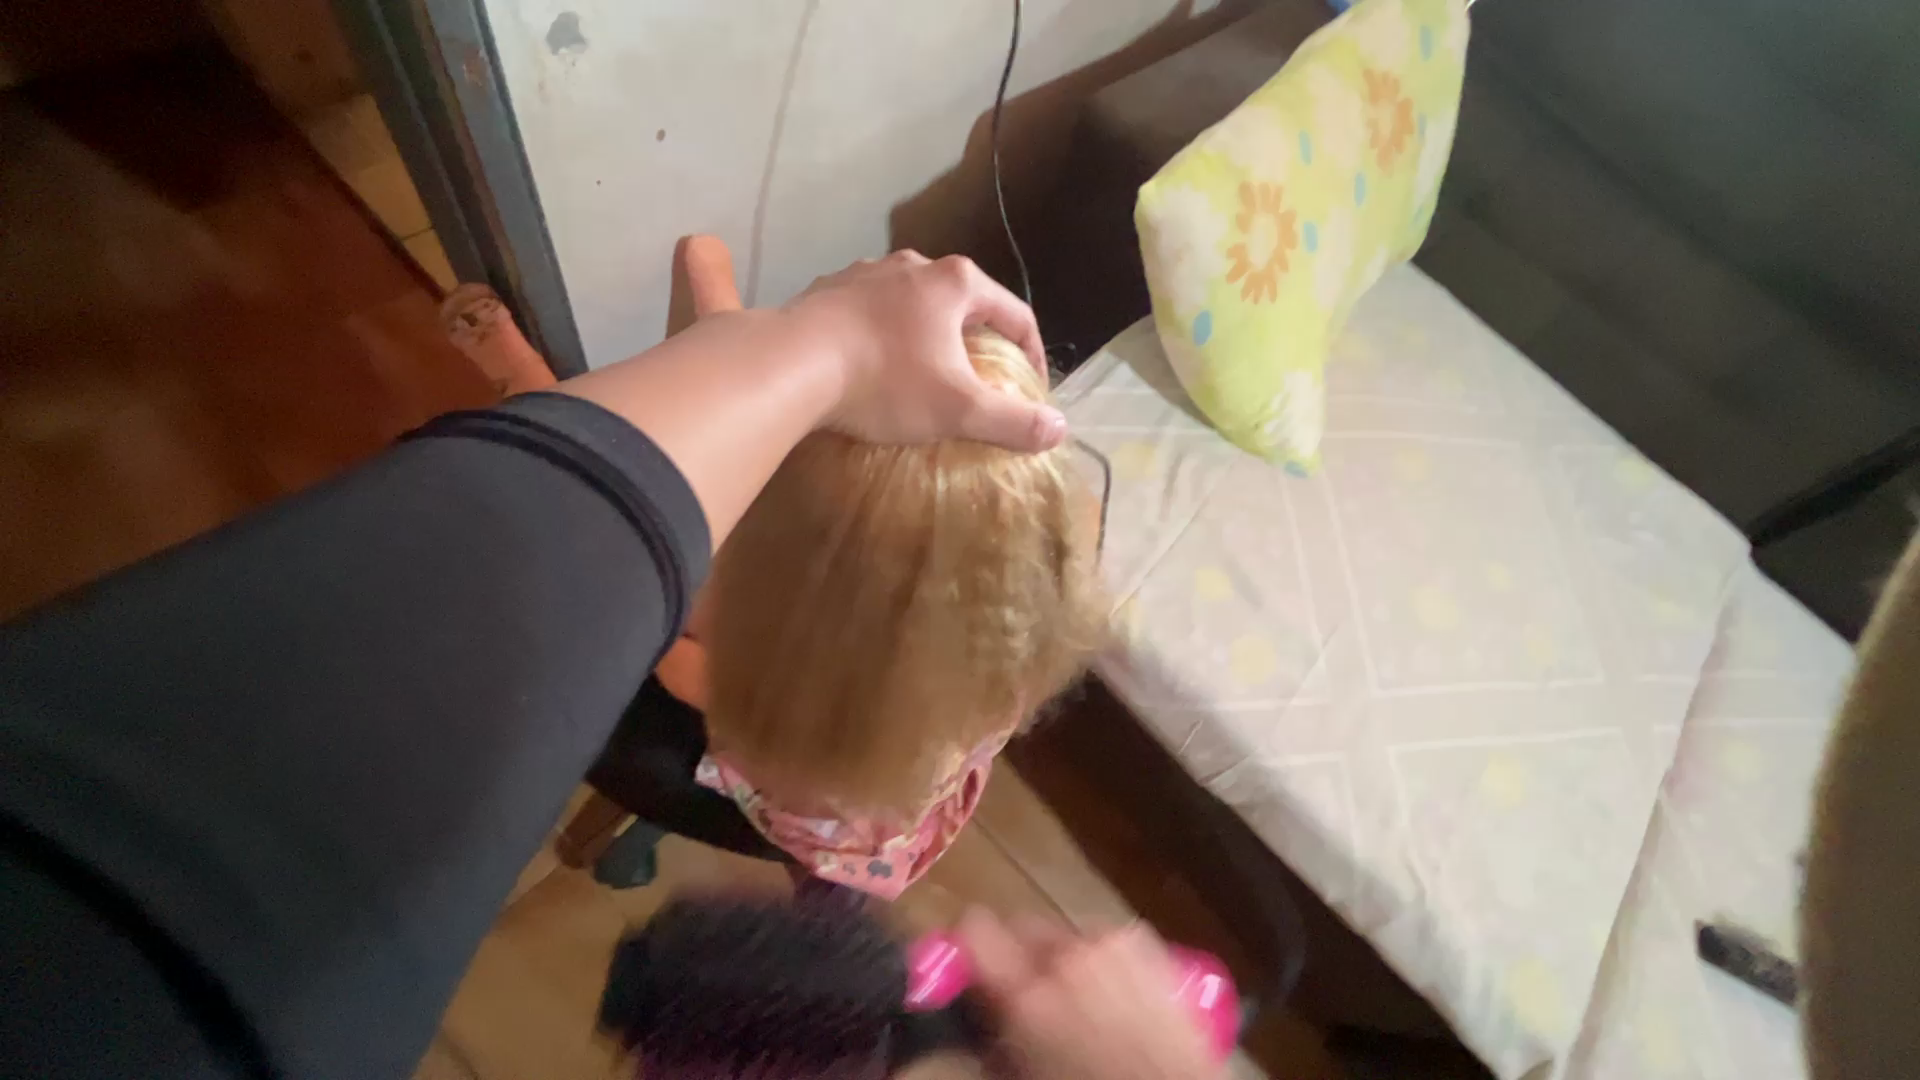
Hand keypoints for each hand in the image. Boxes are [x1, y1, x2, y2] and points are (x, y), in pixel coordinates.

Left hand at [786, 251, 1066, 451]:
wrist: (791, 364)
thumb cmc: (886, 381)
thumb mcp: (958, 409)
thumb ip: (1012, 420)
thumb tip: (1058, 430)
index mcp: (956, 284)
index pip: (1016, 314)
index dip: (1033, 354)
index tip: (1033, 388)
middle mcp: (914, 266)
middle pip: (964, 304)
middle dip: (978, 342)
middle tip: (980, 382)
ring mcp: (866, 273)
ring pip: (914, 305)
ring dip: (927, 336)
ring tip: (925, 373)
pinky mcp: (827, 290)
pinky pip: (870, 312)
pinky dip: (883, 335)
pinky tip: (872, 363)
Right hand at [959, 910, 1223, 1079]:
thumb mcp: (1025, 1069)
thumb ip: (994, 1031)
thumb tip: (974, 1007)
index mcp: (1028, 995)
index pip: (974, 928)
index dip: (966, 940)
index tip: (967, 959)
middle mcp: (1062, 954)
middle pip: (1018, 924)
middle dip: (1018, 953)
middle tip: (1028, 990)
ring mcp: (1104, 941)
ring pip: (1062, 931)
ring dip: (1060, 956)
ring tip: (1081, 996)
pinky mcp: (1138, 936)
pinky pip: (1100, 936)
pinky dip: (1098, 956)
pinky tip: (1114, 990)